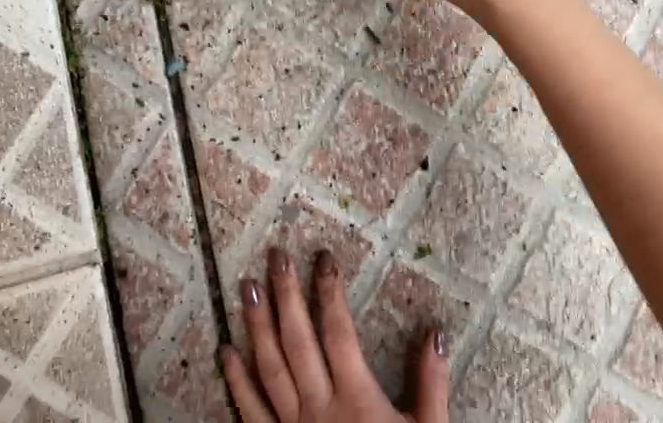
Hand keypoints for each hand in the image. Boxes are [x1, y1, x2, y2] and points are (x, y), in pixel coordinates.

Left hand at [223, 249, 448, 422]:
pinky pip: (250, 413)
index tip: (324, 257)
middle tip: (275, 256)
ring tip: (245, 287)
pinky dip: (236, 381)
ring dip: (256, 326)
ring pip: (269, 369)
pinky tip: (226, 352)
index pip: (338, 332)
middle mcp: (318, 408)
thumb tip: (437, 333)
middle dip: (286, 295)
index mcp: (355, 399)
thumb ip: (432, 385)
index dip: (330, 291)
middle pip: (297, 341)